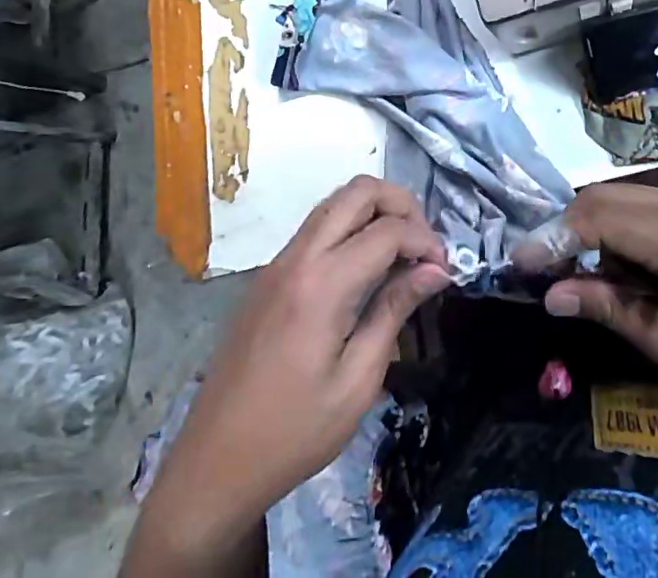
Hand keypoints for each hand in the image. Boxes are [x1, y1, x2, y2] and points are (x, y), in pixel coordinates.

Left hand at [165, 177, 448, 529]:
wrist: (213, 465)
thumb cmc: (294, 432)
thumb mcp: (358, 381)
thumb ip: (395, 311)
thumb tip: (435, 270)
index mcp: (321, 285)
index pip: (388, 230)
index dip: (427, 241)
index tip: (444, 272)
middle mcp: (297, 259)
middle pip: (358, 191)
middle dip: (402, 204)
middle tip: (424, 246)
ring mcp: (277, 264)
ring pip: (334, 203)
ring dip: (376, 212)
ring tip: (402, 254)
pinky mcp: (268, 278)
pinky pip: (317, 228)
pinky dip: (351, 228)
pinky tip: (367, 269)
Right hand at [528, 183, 657, 432]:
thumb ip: (611, 309)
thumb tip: (553, 295)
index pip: (597, 216)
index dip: (552, 237)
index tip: (516, 264)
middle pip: (607, 196)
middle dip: (567, 229)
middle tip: (538, 271)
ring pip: (628, 200)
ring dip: (595, 231)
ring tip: (575, 278)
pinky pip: (652, 210)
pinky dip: (624, 233)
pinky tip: (620, 271)